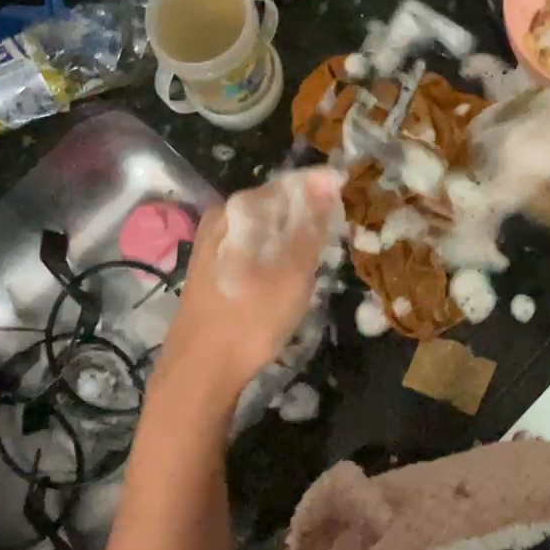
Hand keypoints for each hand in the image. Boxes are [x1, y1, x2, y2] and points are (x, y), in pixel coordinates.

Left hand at [155, 168, 343, 402]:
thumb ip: (312, 224)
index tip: (348, 200)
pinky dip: (273, 254)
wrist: (200, 369)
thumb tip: (328, 180)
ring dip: (291, 237)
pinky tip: (285, 275)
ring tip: (316, 256)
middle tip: (336, 234)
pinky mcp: (210, 268)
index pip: (291, 184)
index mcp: (240, 209)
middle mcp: (221, 217)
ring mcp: (212, 243)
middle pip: (275, 204)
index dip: (323, 190)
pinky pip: (251, 247)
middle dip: (307, 215)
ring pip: (263, 228)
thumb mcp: (293, 272)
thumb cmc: (252, 319)